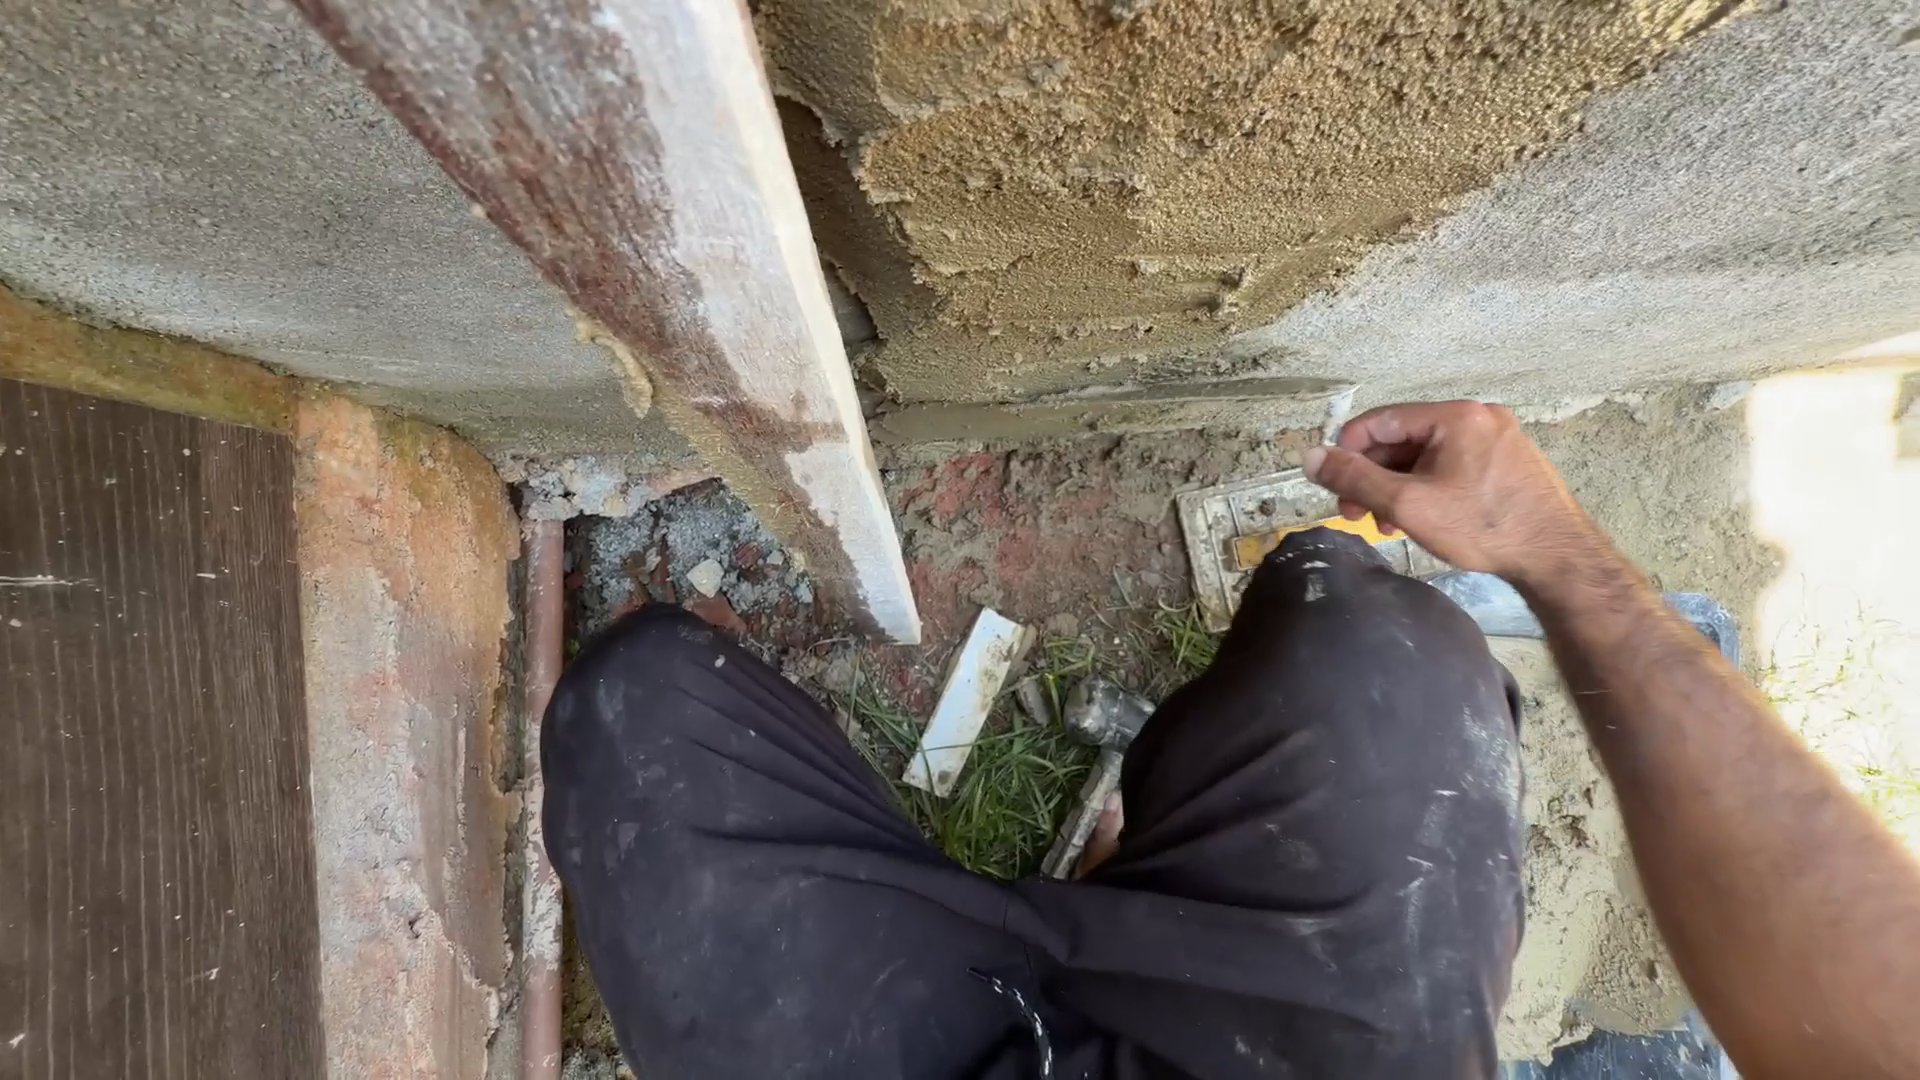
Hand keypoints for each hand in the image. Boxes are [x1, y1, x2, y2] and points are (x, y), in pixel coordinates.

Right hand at [1301, 401, 1597, 584]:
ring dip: (1392, 487)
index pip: (1378, 421)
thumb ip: (1353, 477)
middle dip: (1370, 477)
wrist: (1558, 558)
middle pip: (1399, 439)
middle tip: (1355, 514)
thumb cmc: (1481, 526)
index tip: (1335, 489)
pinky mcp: (1503, 461)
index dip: (1346, 452)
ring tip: (1383, 524)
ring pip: (1420, 456)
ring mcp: (1494, 438)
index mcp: (1455, 416)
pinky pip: (1445, 465)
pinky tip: (1414, 518)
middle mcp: (1476, 417)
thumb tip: (1309, 457)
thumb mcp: (1405, 503)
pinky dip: (1421, 488)